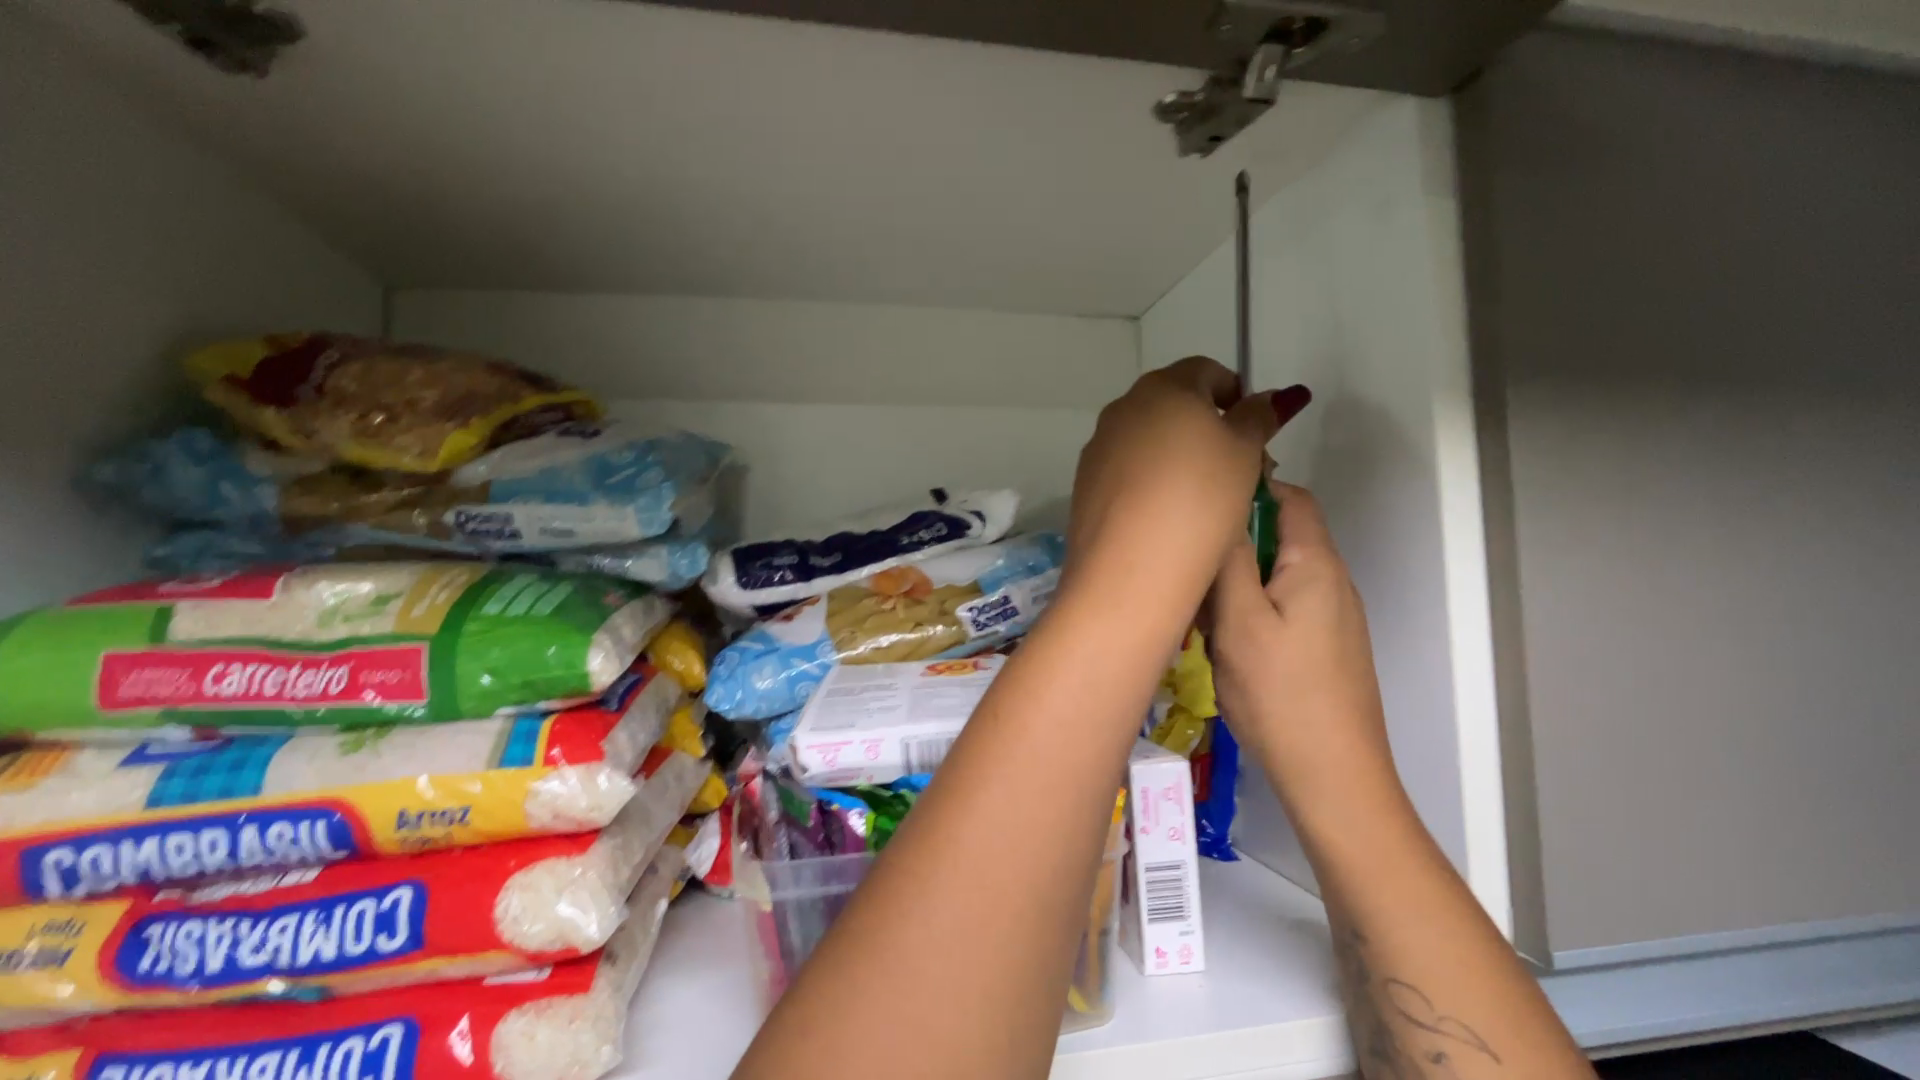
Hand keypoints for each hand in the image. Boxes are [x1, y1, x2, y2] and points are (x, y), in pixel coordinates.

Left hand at [1065, 357, 1303, 601]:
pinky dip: (1149, 481)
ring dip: (1175, 455)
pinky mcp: (1085, 484)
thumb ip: (1258, 417)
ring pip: (1147, 439)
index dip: (1234, 394)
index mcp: (1164, 387)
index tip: (1253, 427)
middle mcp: (1123, 408)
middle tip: (1234, 466)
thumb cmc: (1201, 499)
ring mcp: (1098, 447)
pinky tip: (1166, 515)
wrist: (1130, 567)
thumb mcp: (1245, 453)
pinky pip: (1126, 471)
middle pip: (1172, 404)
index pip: (1205, 371)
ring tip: (1202, 497)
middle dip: (1205, 426)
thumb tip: (1272, 396)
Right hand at [1206, 482, 1399, 811]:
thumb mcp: (1239, 621)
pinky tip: (1226, 649)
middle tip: (1191, 578)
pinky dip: (1250, 615)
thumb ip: (1228, 560)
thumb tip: (1220, 508)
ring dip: (1235, 586)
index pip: (1289, 497)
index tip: (1199, 506)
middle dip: (1231, 549)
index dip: (1248, 489)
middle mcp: (1331, 581)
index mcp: (1315, 564)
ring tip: (1202, 619)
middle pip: (1279, 538)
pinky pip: (1282, 609)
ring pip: (1275, 577)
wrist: (1333, 775)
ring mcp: (1332, 617)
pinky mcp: (1325, 648)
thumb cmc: (1280, 693)